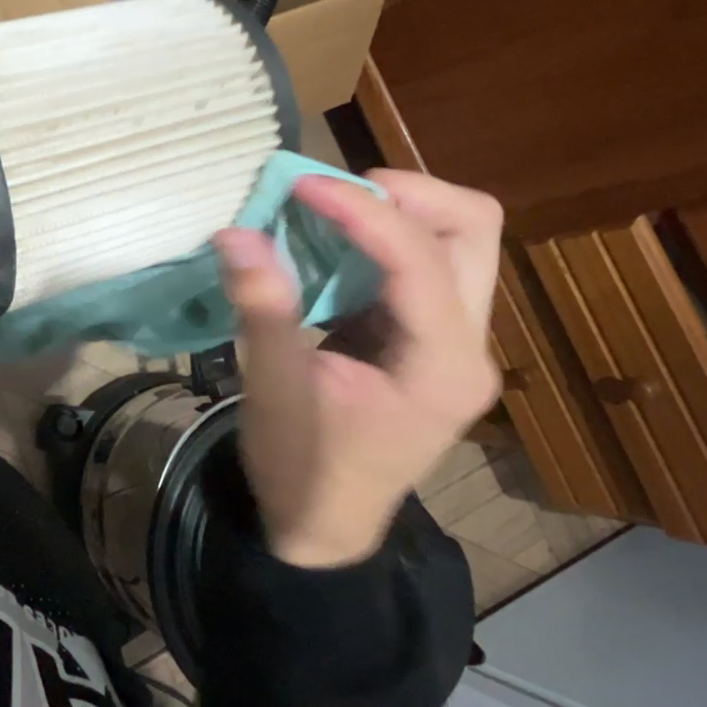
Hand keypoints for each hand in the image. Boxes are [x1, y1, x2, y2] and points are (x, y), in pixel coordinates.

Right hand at [216, 169, 503, 567]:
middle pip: (472, 230)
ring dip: (393, 210)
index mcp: (442, 365)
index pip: (419, 258)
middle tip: (329, 192)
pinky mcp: (425, 336)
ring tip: (322, 208)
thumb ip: (263, 310)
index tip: (298, 183)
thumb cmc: (302, 467)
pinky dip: (376, 235)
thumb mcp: (274, 391)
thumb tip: (235, 233)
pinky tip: (326, 241)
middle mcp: (466, 344)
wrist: (322, 524)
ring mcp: (452, 339)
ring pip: (455, 238)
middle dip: (404, 195)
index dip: (360, 210)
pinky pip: (420, 260)